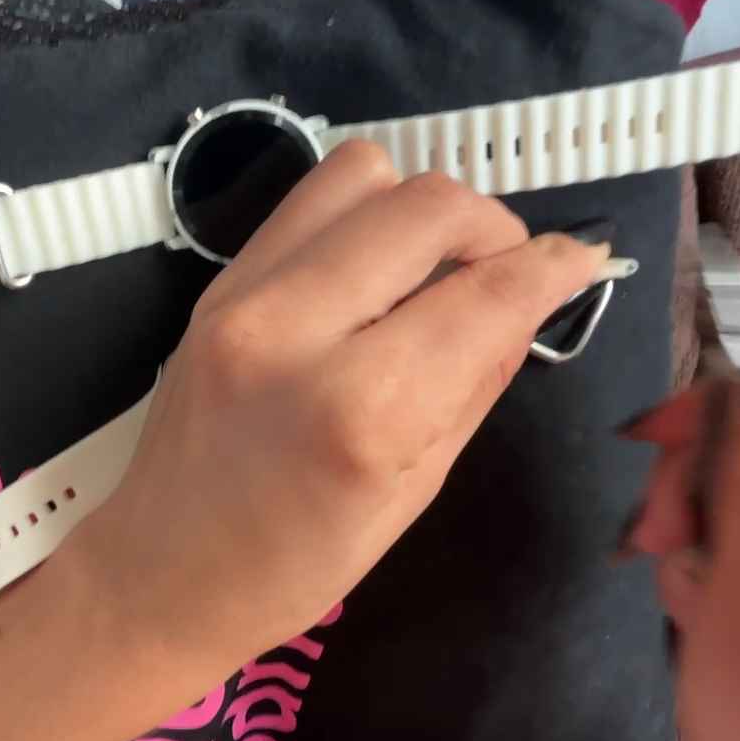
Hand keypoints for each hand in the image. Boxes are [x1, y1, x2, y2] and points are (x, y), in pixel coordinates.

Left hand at [51, 140, 611, 673]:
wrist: (160, 567)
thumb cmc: (292, 564)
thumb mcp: (413, 491)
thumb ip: (477, 378)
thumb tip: (528, 296)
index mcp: (360, 408)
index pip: (485, 294)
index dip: (553, 266)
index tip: (579, 260)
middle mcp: (293, 328)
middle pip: (426, 204)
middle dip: (490, 226)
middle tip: (496, 274)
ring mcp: (239, 295)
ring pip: (360, 174)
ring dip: (417, 207)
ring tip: (424, 269)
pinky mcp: (213, 285)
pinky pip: (306, 203)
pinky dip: (357, 217)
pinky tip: (365, 272)